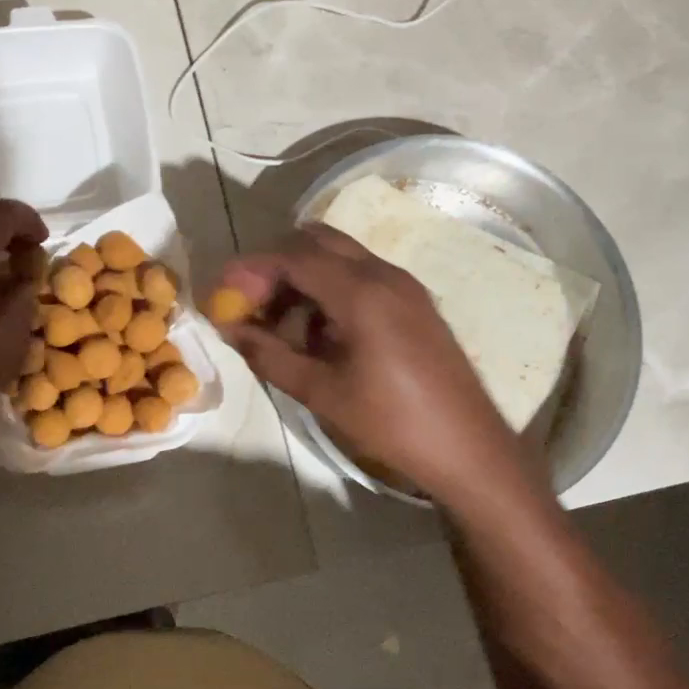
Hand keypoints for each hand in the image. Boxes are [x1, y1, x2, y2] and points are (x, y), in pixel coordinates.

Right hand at [217, 225, 542, 511]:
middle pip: (317, 242)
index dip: (251, 271)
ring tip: (277, 326)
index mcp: (362, 293)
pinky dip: (329, 291)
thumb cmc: (390, 421)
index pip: (294, 257)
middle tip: (249, 304)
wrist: (466, 446)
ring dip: (302, 278)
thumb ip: (269, 354)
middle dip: (276, 266)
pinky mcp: (414, 303)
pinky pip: (361, 277)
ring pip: (339, 258)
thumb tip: (230, 329)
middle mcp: (385, 275)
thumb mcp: (320, 391)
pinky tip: (317, 335)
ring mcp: (404, 286)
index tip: (222, 294)